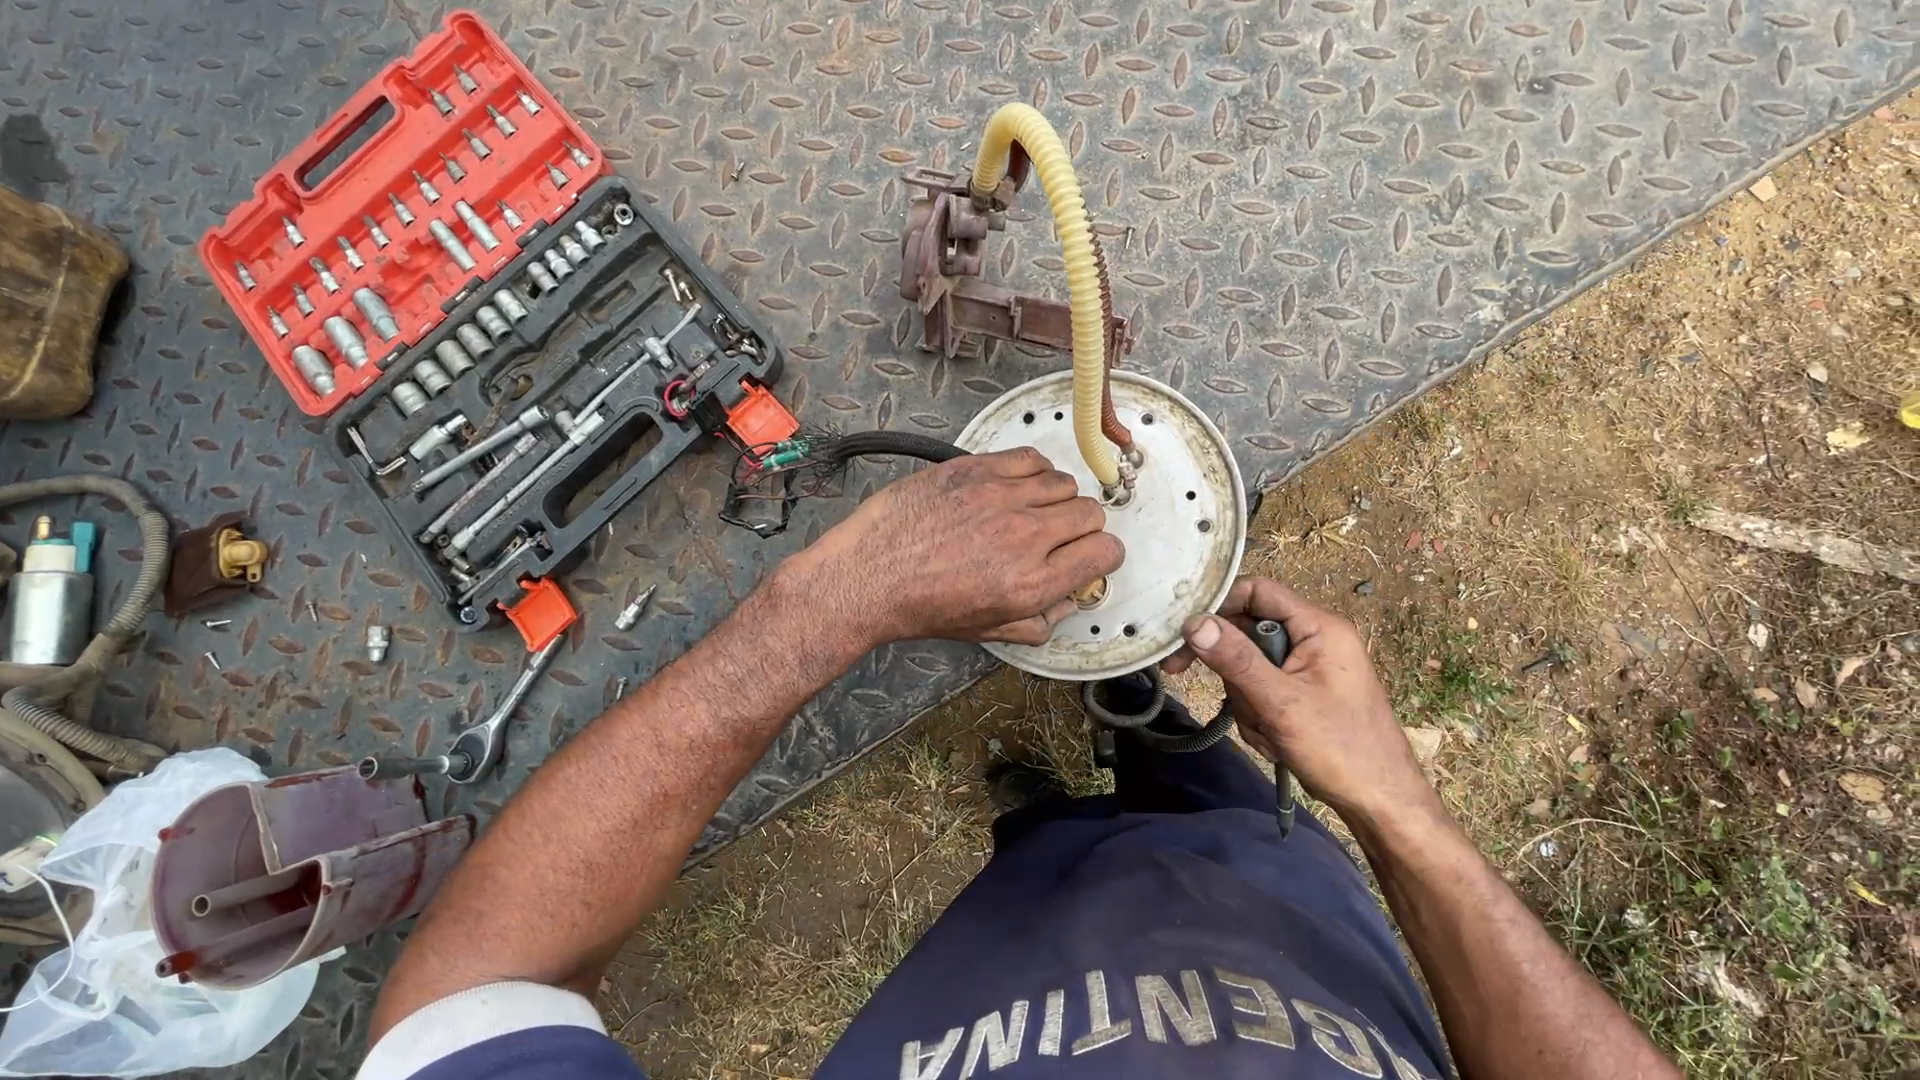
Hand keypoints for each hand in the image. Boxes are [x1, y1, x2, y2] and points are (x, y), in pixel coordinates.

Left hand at [785, 447, 1123, 647]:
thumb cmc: (920, 604)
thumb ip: (1041, 621)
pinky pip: (1029, 457)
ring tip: (1029, 510)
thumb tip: (1068, 601)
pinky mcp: (975, 471)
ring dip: (1055, 498)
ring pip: (1063, 482)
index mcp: (1032, 582)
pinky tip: (1013, 487)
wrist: (868, 576)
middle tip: (1056, 535)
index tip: (1088, 554)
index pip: (1105, 552)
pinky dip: (1031, 471)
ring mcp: (1000, 497)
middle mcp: (1024, 536)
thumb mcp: (989, 630)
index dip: (1101, 555)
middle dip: (1080, 528)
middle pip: (1090, 513)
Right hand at [1163, 577, 1441, 830]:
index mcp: (1319, 628)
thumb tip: (1194, 623)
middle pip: (1247, 631)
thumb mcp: (1281, 703)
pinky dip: (1258, 715)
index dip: (1219, 606)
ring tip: (1268, 731)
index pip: (1257, 591)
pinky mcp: (1303, 693)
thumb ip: (1236, 660)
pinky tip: (1275, 740)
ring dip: (1247, 701)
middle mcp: (1314, 639)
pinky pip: (1261, 690)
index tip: (1186, 634)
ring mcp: (1308, 668)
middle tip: (1218, 692)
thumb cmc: (1341, 750)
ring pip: (1249, 666)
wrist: (1382, 804)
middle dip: (1233, 670)